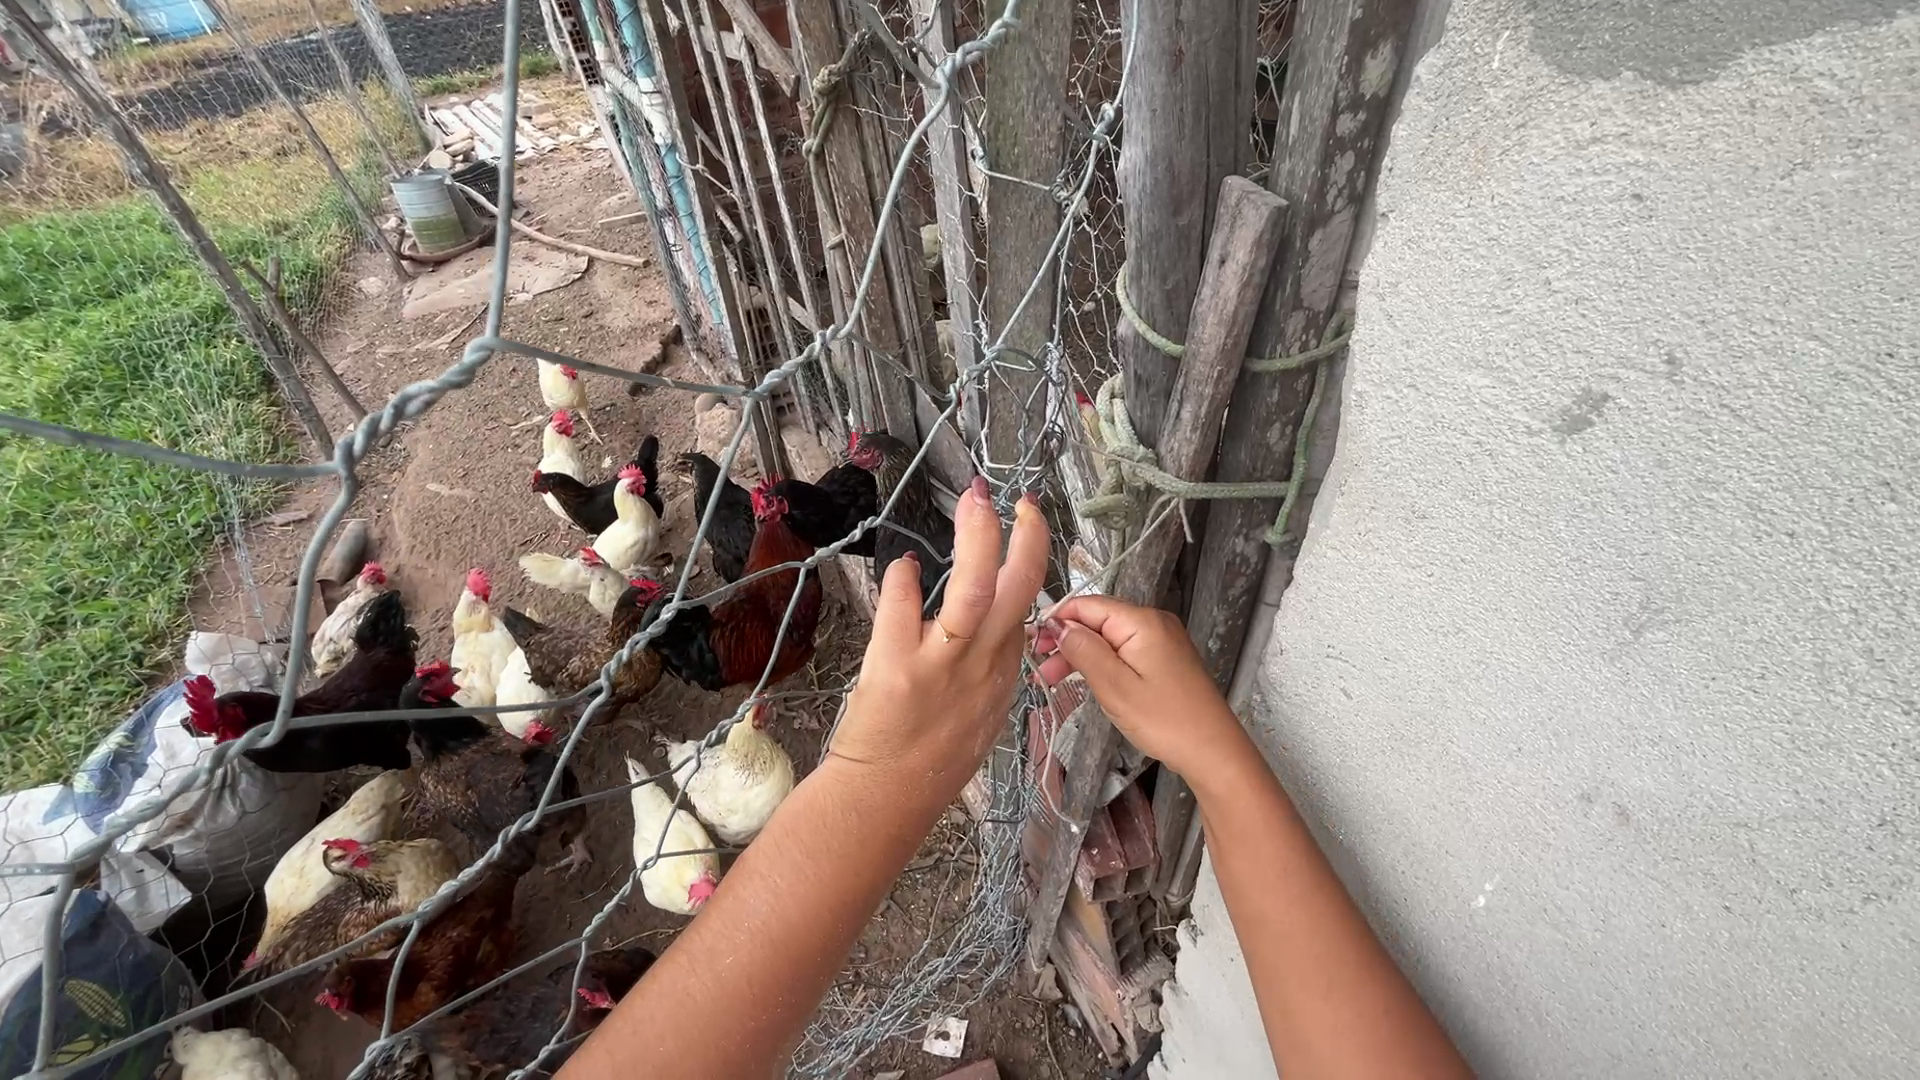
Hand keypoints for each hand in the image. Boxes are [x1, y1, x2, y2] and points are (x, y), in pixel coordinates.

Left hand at [831, 476, 1049, 804]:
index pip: (1028, 609)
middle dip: (1026, 540)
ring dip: (978, 540)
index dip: (1029, 565)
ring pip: (972, 593)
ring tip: (978, 501)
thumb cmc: (935, 761)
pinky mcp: (897, 666)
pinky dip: (902, 579)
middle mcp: (982, 665)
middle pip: (1017, 591)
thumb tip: (1002, 633)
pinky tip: (905, 566)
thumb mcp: (984, 716)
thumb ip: (993, 670)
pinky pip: (901, 607)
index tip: (1027, 529)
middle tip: (1022, 500)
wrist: (887, 799)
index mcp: (1004, 675)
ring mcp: (942, 665)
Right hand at [1033, 596, 1248, 778]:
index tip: (1031, 643)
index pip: (1089, 605)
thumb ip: (1084, 650)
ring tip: (1052, 680)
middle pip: (1098, 621)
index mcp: (1142, 621)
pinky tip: (1084, 679)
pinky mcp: (1164, 659)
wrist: (1214, 752)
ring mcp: (1161, 641)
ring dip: (1080, 655)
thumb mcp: (1114, 686)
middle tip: (1039, 669)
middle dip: (1066, 641)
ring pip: (1108, 638)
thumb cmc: (1164, 720)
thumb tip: (1059, 625)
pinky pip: (1124, 651)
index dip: (1057, 620)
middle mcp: (1153, 622)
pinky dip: (1100, 663)